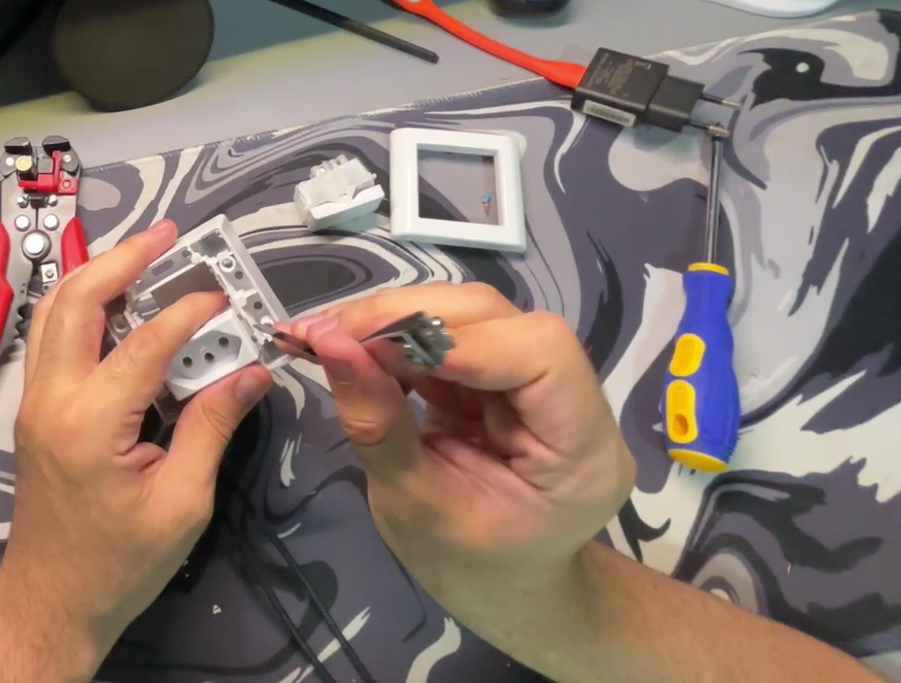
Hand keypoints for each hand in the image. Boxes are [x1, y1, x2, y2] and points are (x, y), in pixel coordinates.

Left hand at [0, 220, 273, 681]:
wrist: (53, 599)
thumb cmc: (121, 563)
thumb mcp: (182, 502)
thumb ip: (212, 427)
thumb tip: (252, 371)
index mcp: (90, 422)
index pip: (144, 343)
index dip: (189, 312)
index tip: (224, 296)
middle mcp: (51, 396)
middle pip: (77, 300)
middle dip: (123, 258)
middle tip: (166, 234)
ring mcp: (34, 397)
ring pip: (53, 308)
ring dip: (96, 272)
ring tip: (142, 252)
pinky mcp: (33, 403)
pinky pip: (50, 333)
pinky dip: (80, 302)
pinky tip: (114, 297)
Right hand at [295, 283, 633, 604]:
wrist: (501, 588)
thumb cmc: (468, 566)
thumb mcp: (413, 506)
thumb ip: (376, 424)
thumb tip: (329, 343)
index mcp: (580, 451)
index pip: (540, 355)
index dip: (458, 339)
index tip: (373, 348)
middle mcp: (565, 397)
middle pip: (491, 316)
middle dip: (402, 317)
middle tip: (326, 334)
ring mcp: (525, 378)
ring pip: (458, 313)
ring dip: (384, 318)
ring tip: (320, 336)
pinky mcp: (490, 370)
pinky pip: (436, 331)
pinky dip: (383, 333)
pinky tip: (343, 343)